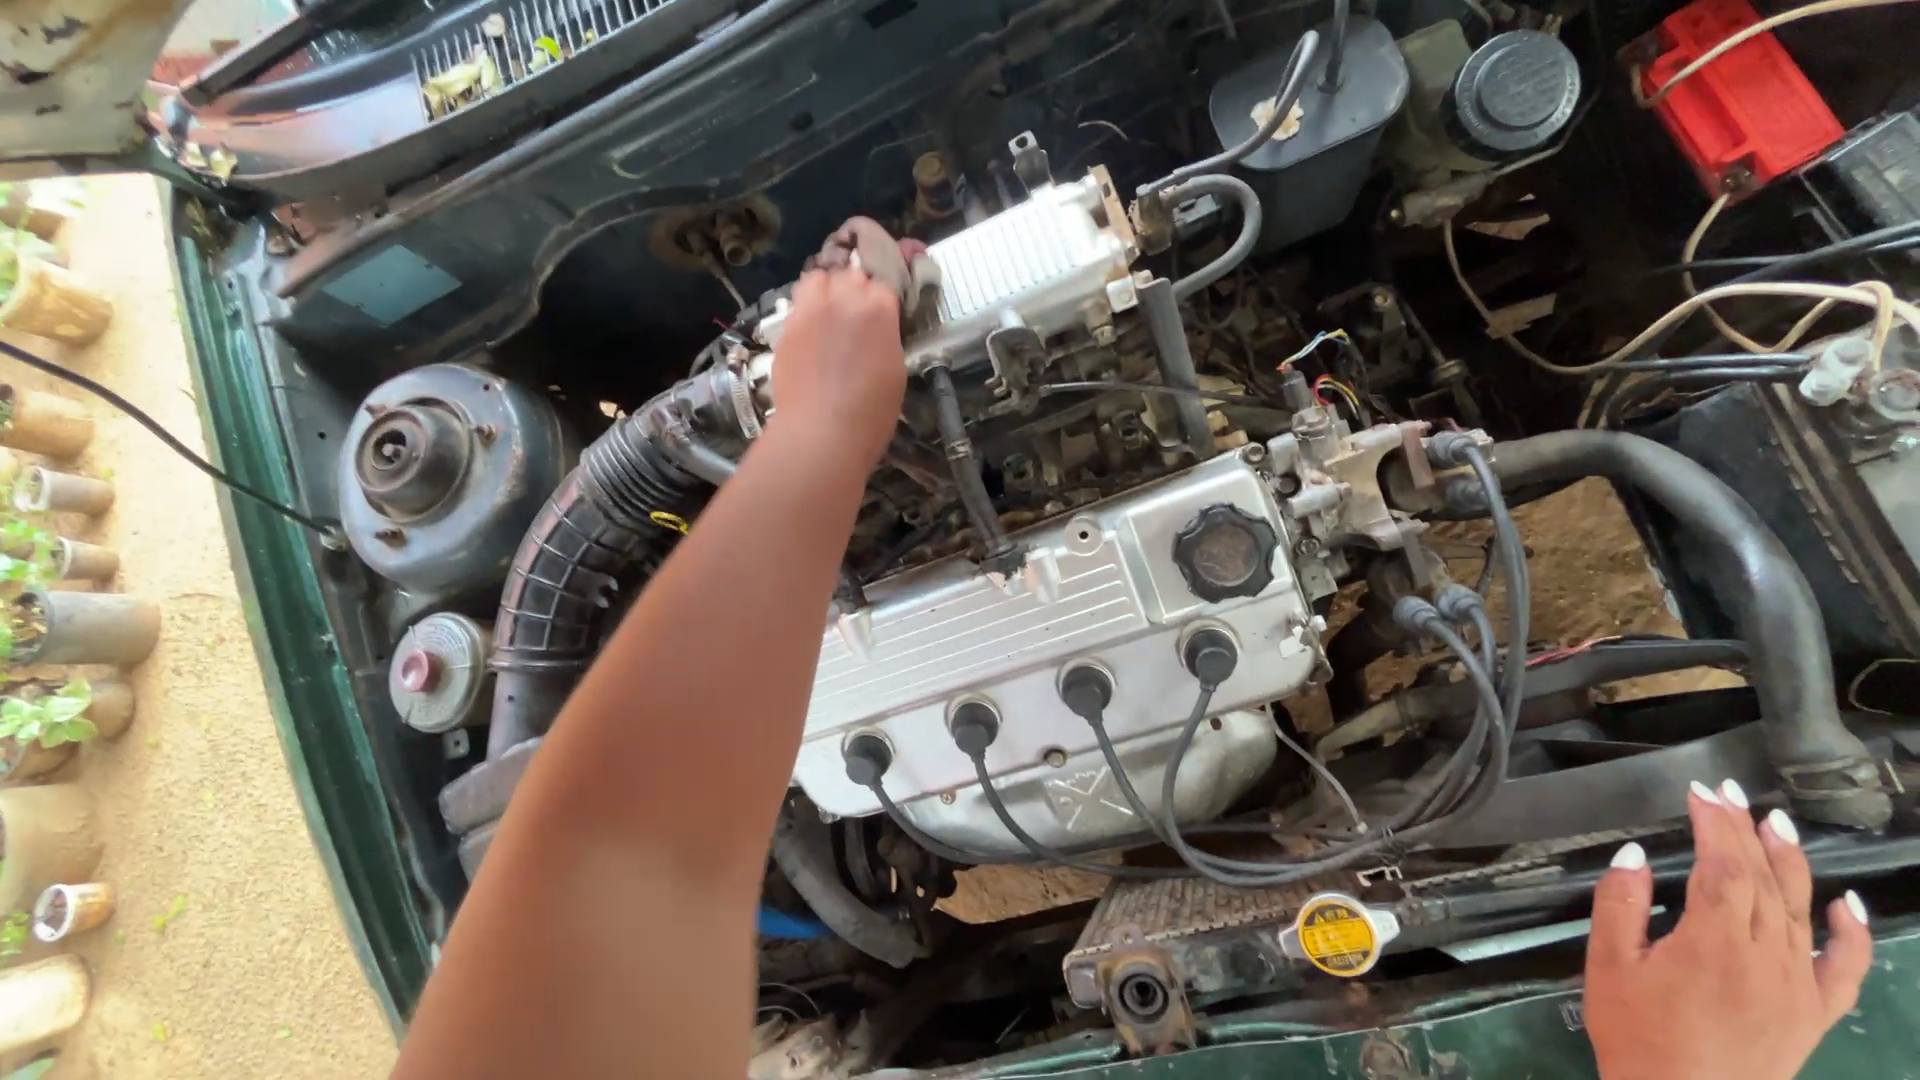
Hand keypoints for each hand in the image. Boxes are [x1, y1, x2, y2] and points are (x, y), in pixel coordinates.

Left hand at [769, 265, 907, 467]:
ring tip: (831, 312)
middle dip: (857, 290)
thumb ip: (886, 338)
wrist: (820, 432)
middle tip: (858, 316)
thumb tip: (878, 330)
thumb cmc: (870, 413)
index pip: (884, 285)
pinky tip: (812, 330)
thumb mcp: (895, 370)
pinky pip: (799, 301)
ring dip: (828, 289)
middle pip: (851, 275)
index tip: (884, 318)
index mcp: (879, 309)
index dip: (883, 301)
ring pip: (819, 278)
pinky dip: (808, 307)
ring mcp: (811, 309)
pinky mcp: (787, 325)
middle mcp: (844, 299)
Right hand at [1584, 780, 1872, 1079]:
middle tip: (1729, 792)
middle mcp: (1767, 958)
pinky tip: (1847, 903)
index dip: (1713, 826)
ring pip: (1801, 911)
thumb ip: (1620, 904)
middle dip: (1744, 831)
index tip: (1699, 793)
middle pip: (1763, 881)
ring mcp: (1798, 986)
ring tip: (1778, 823)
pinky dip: (1852, 933)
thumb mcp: (1608, 963)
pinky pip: (1844, 968)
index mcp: (1714, 942)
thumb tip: (1636, 855)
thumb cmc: (1636, 1029)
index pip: (1723, 868)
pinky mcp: (1814, 1012)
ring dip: (1791, 863)